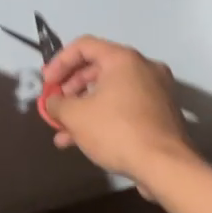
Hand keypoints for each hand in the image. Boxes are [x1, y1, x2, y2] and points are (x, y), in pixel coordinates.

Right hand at [42, 36, 195, 183]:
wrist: (165, 166)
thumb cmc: (116, 130)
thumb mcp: (74, 115)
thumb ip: (56, 103)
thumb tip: (53, 102)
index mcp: (123, 60)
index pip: (83, 46)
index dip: (59, 63)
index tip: (47, 84)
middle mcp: (144, 68)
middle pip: (96, 68)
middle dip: (69, 88)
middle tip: (55, 105)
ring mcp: (155, 91)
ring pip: (109, 91)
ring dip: (82, 107)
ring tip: (61, 129)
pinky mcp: (159, 114)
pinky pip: (123, 106)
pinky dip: (101, 117)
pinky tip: (79, 141)